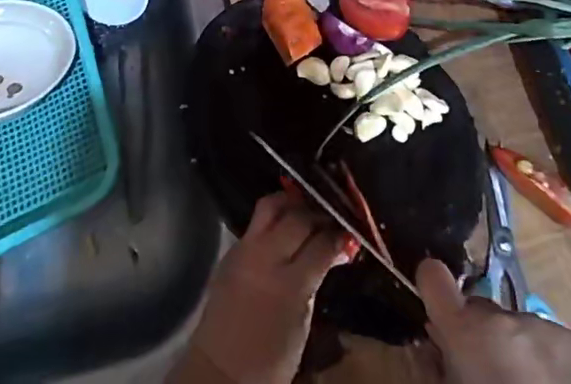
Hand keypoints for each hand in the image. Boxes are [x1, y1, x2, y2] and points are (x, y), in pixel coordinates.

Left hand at [172, 192, 353, 383]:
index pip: (322, 244)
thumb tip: (335, 251)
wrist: (220, 371)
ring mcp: (244, 250)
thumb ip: (315, 279)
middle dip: (319, 215)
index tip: (350, 233)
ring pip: (271, 205)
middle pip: (298, 218)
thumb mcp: (303, 322)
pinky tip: (285, 224)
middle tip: (332, 220)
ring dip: (293, 203)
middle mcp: (264, 258)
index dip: (340, 236)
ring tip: (307, 210)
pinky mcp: (231, 250)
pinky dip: (274, 217)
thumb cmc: (271, 359)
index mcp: (288, 284)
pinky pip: (255, 222)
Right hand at [418, 258, 570, 383]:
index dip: (430, 288)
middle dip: (477, 337)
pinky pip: (550, 343)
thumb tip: (431, 350)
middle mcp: (503, 317)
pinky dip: (546, 361)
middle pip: (478, 311)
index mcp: (466, 333)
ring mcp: (544, 327)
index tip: (434, 311)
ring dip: (513, 350)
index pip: (433, 276)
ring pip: (515, 329)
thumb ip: (436, 370)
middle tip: (485, 377)